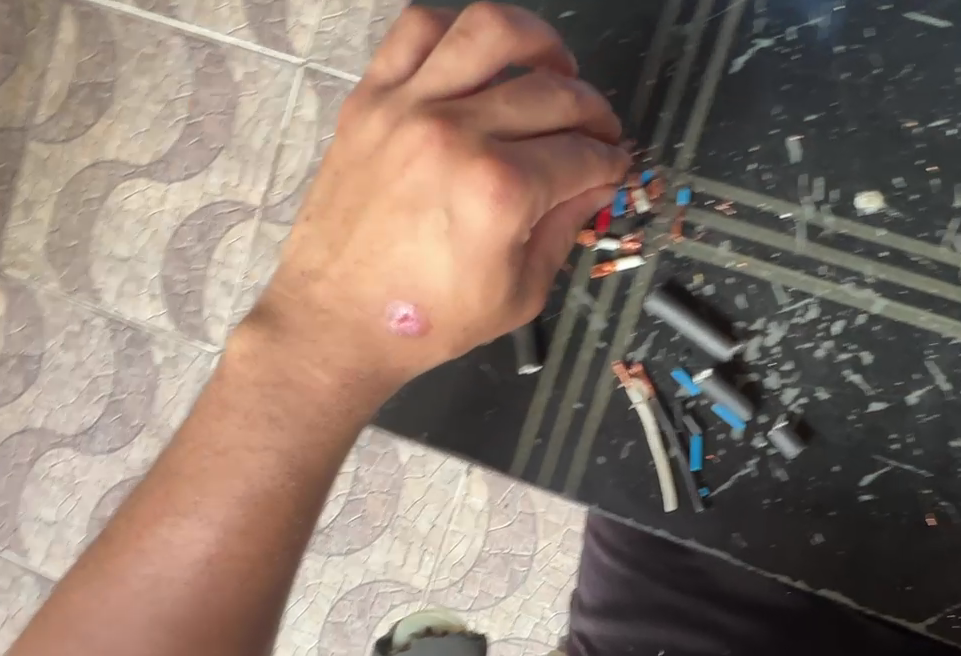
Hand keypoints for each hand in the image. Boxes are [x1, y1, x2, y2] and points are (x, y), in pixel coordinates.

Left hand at [248, 3, 628, 389]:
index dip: (611, 163)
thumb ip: (563, 231)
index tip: (618, 168)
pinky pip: (418, 30)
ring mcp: (410, 106)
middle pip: (551, 93)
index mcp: (501, 192)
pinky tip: (482, 58)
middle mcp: (459, 133)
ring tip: (556, 66)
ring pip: (489, 31)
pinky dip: (458, 30)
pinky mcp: (370, 99)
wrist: (342, 320)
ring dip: (539, 41)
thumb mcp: (520, 294)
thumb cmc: (433, 321)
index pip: (580, 156)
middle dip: (593, 113)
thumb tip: (593, 188)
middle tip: (601, 133)